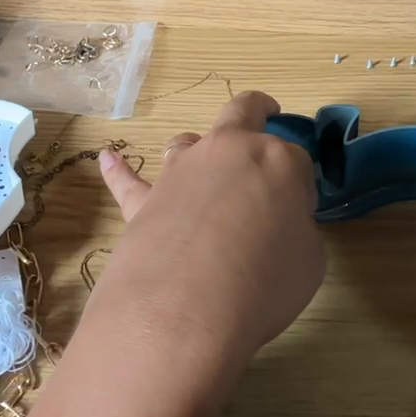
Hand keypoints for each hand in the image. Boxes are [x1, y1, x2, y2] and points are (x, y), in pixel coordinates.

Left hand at [93, 91, 323, 362]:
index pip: (296, 161)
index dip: (300, 186)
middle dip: (257, 110)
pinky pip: (127, 180)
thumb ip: (296, 231)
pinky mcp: (142, 201)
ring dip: (195, 147)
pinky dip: (118, 169)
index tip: (300, 211)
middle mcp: (227, 152)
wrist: (187, 306)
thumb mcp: (308, 260)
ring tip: (199, 160)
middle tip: (266, 112)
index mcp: (277, 160)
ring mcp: (180, 172)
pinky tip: (107, 158)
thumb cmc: (264, 283)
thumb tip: (278, 228)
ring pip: (186, 142)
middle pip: (242, 112)